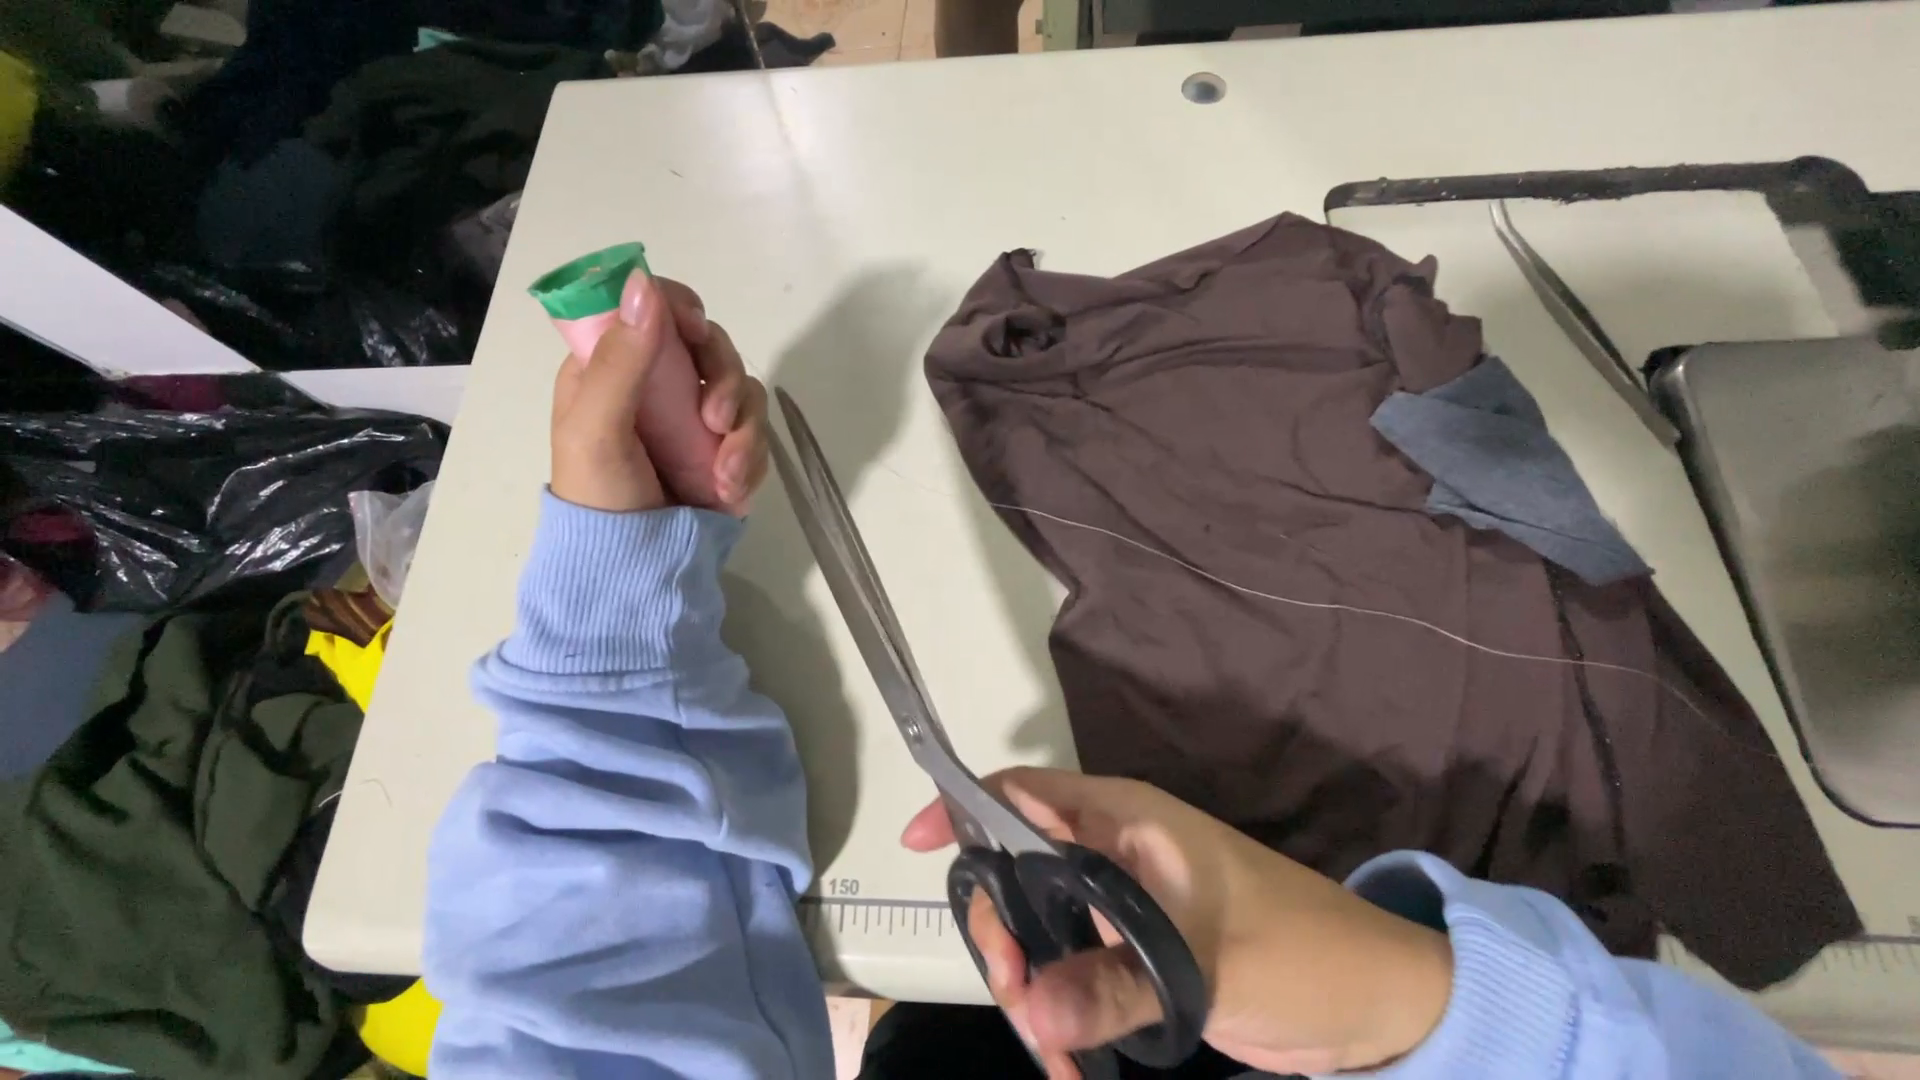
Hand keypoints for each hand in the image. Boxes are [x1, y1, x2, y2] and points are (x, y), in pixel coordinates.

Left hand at [550, 273, 768, 513]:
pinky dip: (750, 460)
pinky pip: (758, 433)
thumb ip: (620, 361)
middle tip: (715, 421)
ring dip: (743, 432)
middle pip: (712, 345)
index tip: (696, 330)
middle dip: (723, 380)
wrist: (636, 567)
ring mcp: (697, 419)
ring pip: (743, 390)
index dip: (680, 308)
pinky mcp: (727, 450)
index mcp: (615, 367)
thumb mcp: (596, 428)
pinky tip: (728, 490)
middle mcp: (659, 385)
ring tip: (723, 477)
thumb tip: (644, 283)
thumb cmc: (602, 496)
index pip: (652, 309)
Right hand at [901, 769, 1452, 1078]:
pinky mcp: (1129, 947)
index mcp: (1125, 818)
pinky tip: (1065, 1059)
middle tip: (1013, 997)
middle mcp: (1111, 849)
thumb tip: (1030, 1012)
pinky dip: (1058, 1008)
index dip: (966, 805)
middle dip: (1001, 930)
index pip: (1025, 790)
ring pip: (1038, 924)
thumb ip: (1114, 984)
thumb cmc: (1293, 950)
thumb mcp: (1203, 963)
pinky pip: (1069, 967)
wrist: (1370, 1000)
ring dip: (1029, 982)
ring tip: (1046, 1052)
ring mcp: (1118, 900)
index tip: (919, 844)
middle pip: (1017, 868)